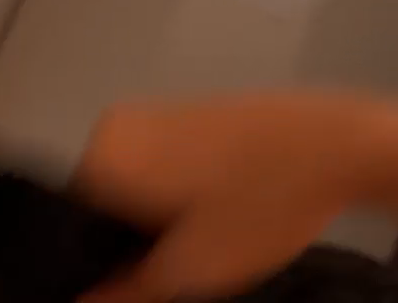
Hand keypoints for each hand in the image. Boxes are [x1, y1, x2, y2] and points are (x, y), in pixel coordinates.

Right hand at [73, 92, 397, 302]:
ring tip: (194, 246)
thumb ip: (130, 291)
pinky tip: (208, 213)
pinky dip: (162, 194)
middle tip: (172, 274)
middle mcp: (106, 128)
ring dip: (146, 219)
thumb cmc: (254, 206)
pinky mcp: (170, 113)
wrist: (326, 143)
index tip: (131, 286)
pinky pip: (145, 163)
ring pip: (123, 184)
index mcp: (100, 157)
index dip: (93, 260)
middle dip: (123, 240)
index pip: (70, 219)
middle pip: (95, 200)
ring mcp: (139, 115)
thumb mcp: (195, 268)